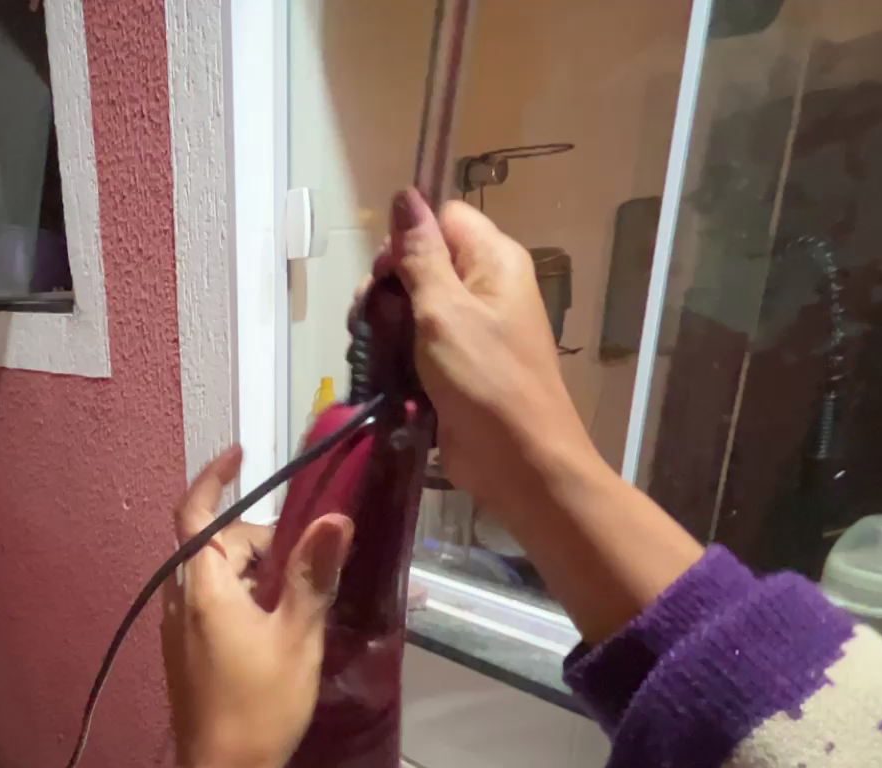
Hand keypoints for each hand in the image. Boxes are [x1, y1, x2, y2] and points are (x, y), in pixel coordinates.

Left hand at [161, 447, 352, 767]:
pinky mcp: (182, 646)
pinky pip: (210, 599)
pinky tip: (273, 622)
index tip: (242, 454)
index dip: (215, 477)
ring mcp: (176, 623)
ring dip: (254, 570)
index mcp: (203, 586)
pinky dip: (241, 593)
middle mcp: (179, 596)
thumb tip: (335, 517)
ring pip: (215, 572)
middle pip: (216, 543)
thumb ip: (312, 575)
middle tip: (310, 565)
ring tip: (299, 599)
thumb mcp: (297, 637)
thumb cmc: (261, 706)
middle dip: (260, 541)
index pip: (196, 511)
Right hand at [371, 189, 599, 524]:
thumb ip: (420, 256)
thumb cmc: (485, 380)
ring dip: (385, 326)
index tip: (384, 279)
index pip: (441, 221)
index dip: (406, 242)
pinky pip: (418, 345)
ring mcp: (470, 330)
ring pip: (413, 307)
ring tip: (369, 353)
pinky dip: (396, 355)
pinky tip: (380, 373)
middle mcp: (484, 288)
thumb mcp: (445, 311)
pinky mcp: (455, 366)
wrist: (515, 459)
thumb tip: (404, 195)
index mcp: (493, 261)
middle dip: (386, 289)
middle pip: (422, 264)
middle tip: (366, 324)